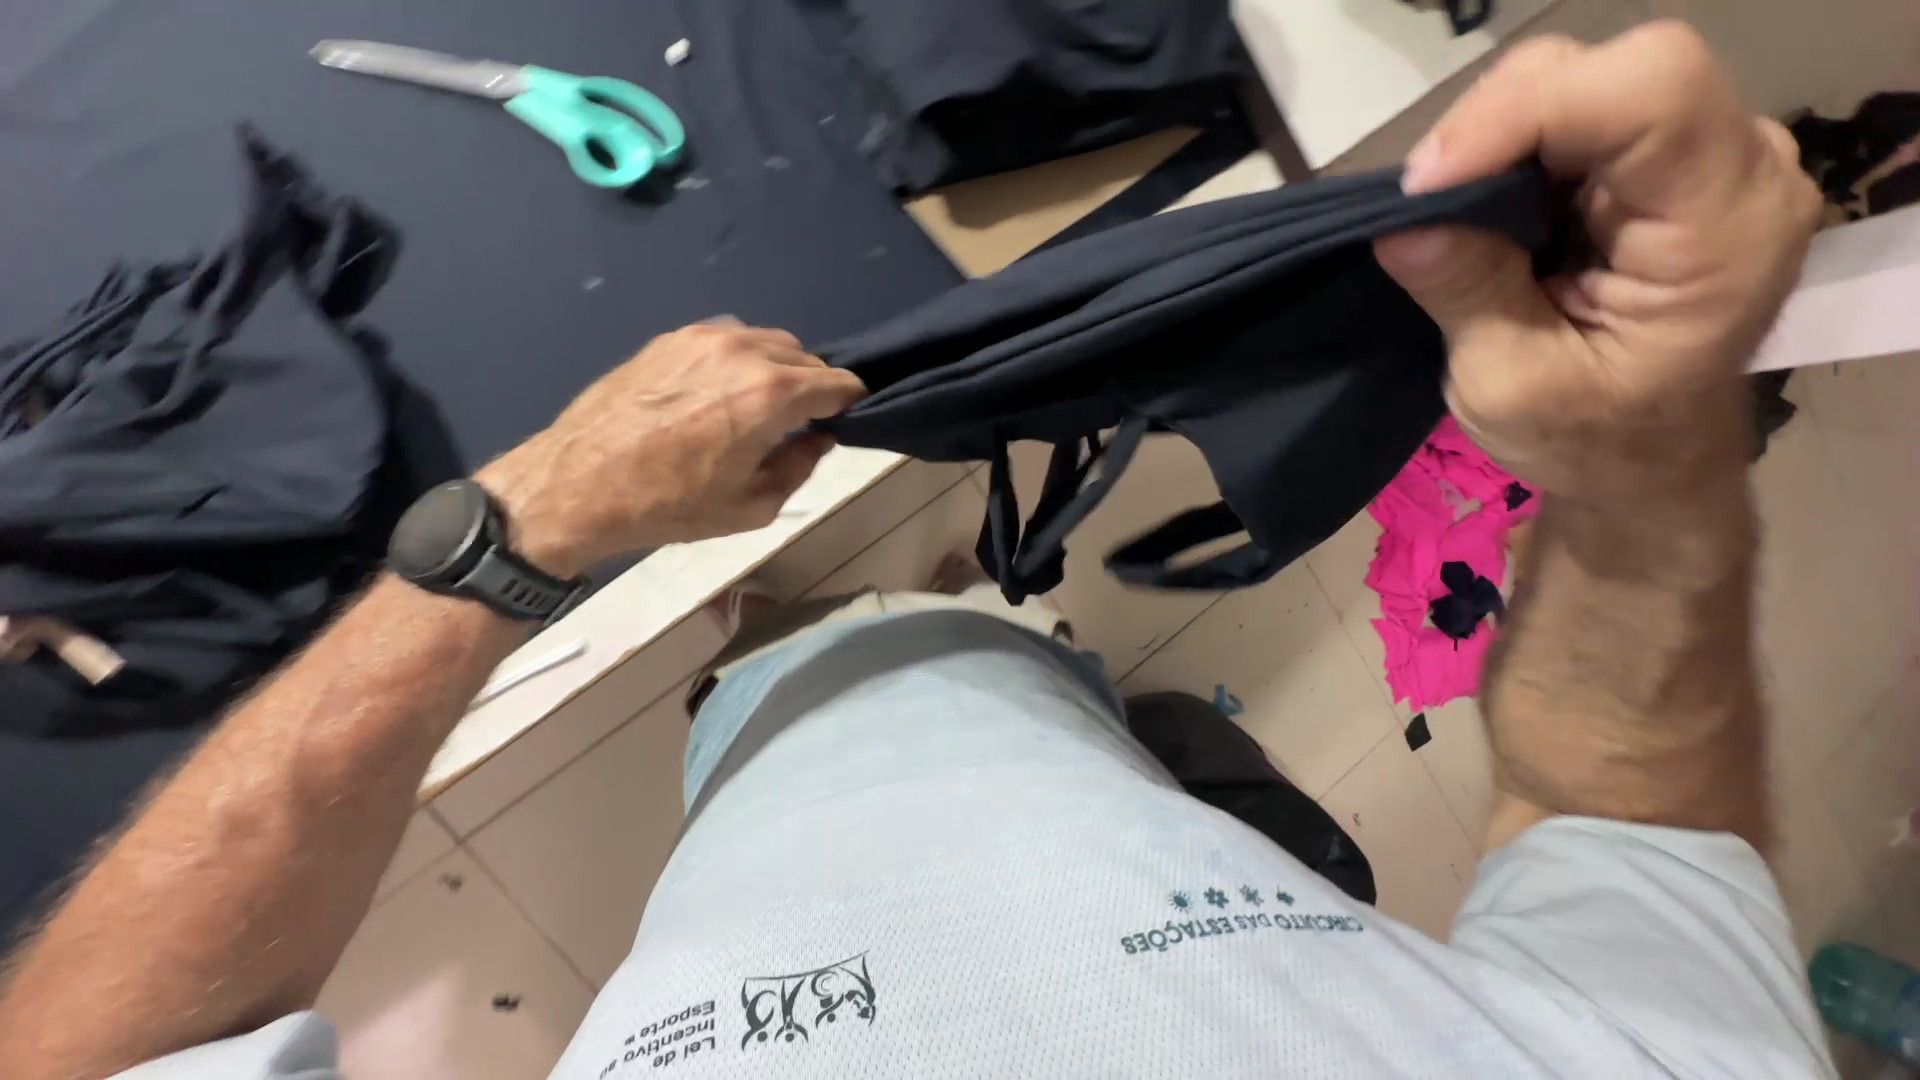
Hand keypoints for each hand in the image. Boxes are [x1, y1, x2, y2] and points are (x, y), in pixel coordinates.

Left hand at [474, 320, 865, 575]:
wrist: (578, 484)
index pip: (839, 383)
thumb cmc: (671, 505)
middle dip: (814, 388)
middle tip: (799, 424)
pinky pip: (730, 337)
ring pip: (769, 342)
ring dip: (780, 370)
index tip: (843, 423)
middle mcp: (744, 351)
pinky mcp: (672, 336)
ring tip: (760, 407)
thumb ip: (800, 466)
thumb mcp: (752, 506)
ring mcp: (705, 336)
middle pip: (807, 359)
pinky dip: (743, 359)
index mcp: (771, 394)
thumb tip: (819, 438)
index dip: (849, 404)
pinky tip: (721, 392)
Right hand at [1373, 22, 1821, 505]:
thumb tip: (1398, 224)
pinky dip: (1503, 149)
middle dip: (1497, 121)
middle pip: (1617, 72)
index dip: (1524, 113)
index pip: (1648, 95)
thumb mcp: (1508, 383)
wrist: (1637, 460)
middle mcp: (1732, 169)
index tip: (1422, 186)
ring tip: (1439, 206)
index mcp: (1722, 230)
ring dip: (1493, 136)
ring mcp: (1696, 162)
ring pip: (1588, 82)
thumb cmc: (1584, 438)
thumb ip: (1466, 293)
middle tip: (1418, 198)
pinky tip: (1471, 203)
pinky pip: (1574, 118)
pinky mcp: (1654, 170)